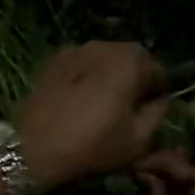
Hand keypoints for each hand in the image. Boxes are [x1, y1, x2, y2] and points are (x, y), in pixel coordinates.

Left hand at [16, 42, 168, 188]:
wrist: (33, 147)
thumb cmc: (91, 146)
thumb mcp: (137, 140)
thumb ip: (157, 114)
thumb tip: (161, 100)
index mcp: (130, 62)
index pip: (159, 68)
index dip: (160, 89)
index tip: (154, 108)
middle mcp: (104, 47)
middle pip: (132, 56)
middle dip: (137, 76)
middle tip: (131, 104)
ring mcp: (75, 50)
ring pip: (105, 56)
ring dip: (112, 72)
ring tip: (106, 100)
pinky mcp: (53, 60)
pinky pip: (82, 61)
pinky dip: (88, 73)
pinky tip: (81, 96)